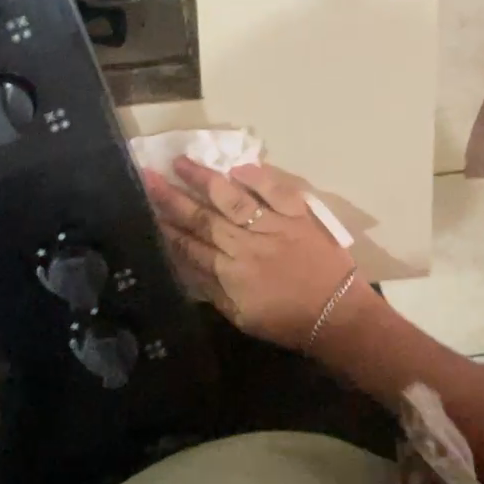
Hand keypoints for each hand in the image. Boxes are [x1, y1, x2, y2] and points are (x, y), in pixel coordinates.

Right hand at [142, 157, 358, 349]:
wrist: (337, 317)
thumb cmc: (287, 322)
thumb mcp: (241, 317)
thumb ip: (212, 289)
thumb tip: (186, 264)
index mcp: (230, 274)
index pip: (190, 246)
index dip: (166, 227)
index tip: (145, 207)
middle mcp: (246, 246)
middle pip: (203, 218)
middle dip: (172, 197)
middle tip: (149, 176)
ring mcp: (273, 227)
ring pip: (232, 199)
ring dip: (205, 179)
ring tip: (181, 162)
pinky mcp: (299, 216)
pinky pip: (275, 191)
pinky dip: (256, 178)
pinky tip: (236, 167)